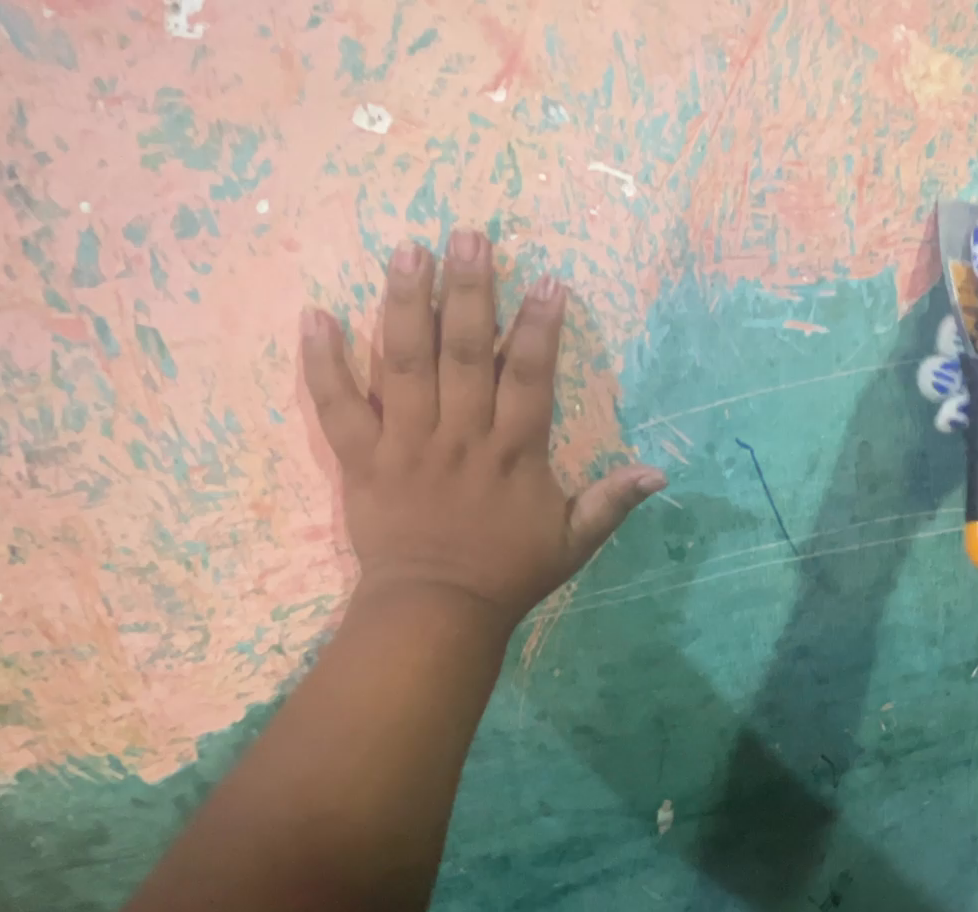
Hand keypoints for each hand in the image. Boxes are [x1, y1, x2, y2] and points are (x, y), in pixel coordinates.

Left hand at [300, 230, 664, 628]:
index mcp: (514, 452)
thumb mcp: (575, 541)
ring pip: (403, 364)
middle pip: (464, 353)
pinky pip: (337, 406)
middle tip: (468, 235)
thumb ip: (613, 502)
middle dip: (469, 292)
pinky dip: (323, 362)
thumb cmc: (510, 572)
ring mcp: (406, 443)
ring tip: (407, 251)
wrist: (437, 610)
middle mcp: (460, 436)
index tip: (546, 281)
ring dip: (404, 305)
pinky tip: (316, 314)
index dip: (539, 328)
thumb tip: (661, 473)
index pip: (529, 377)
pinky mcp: (362, 459)